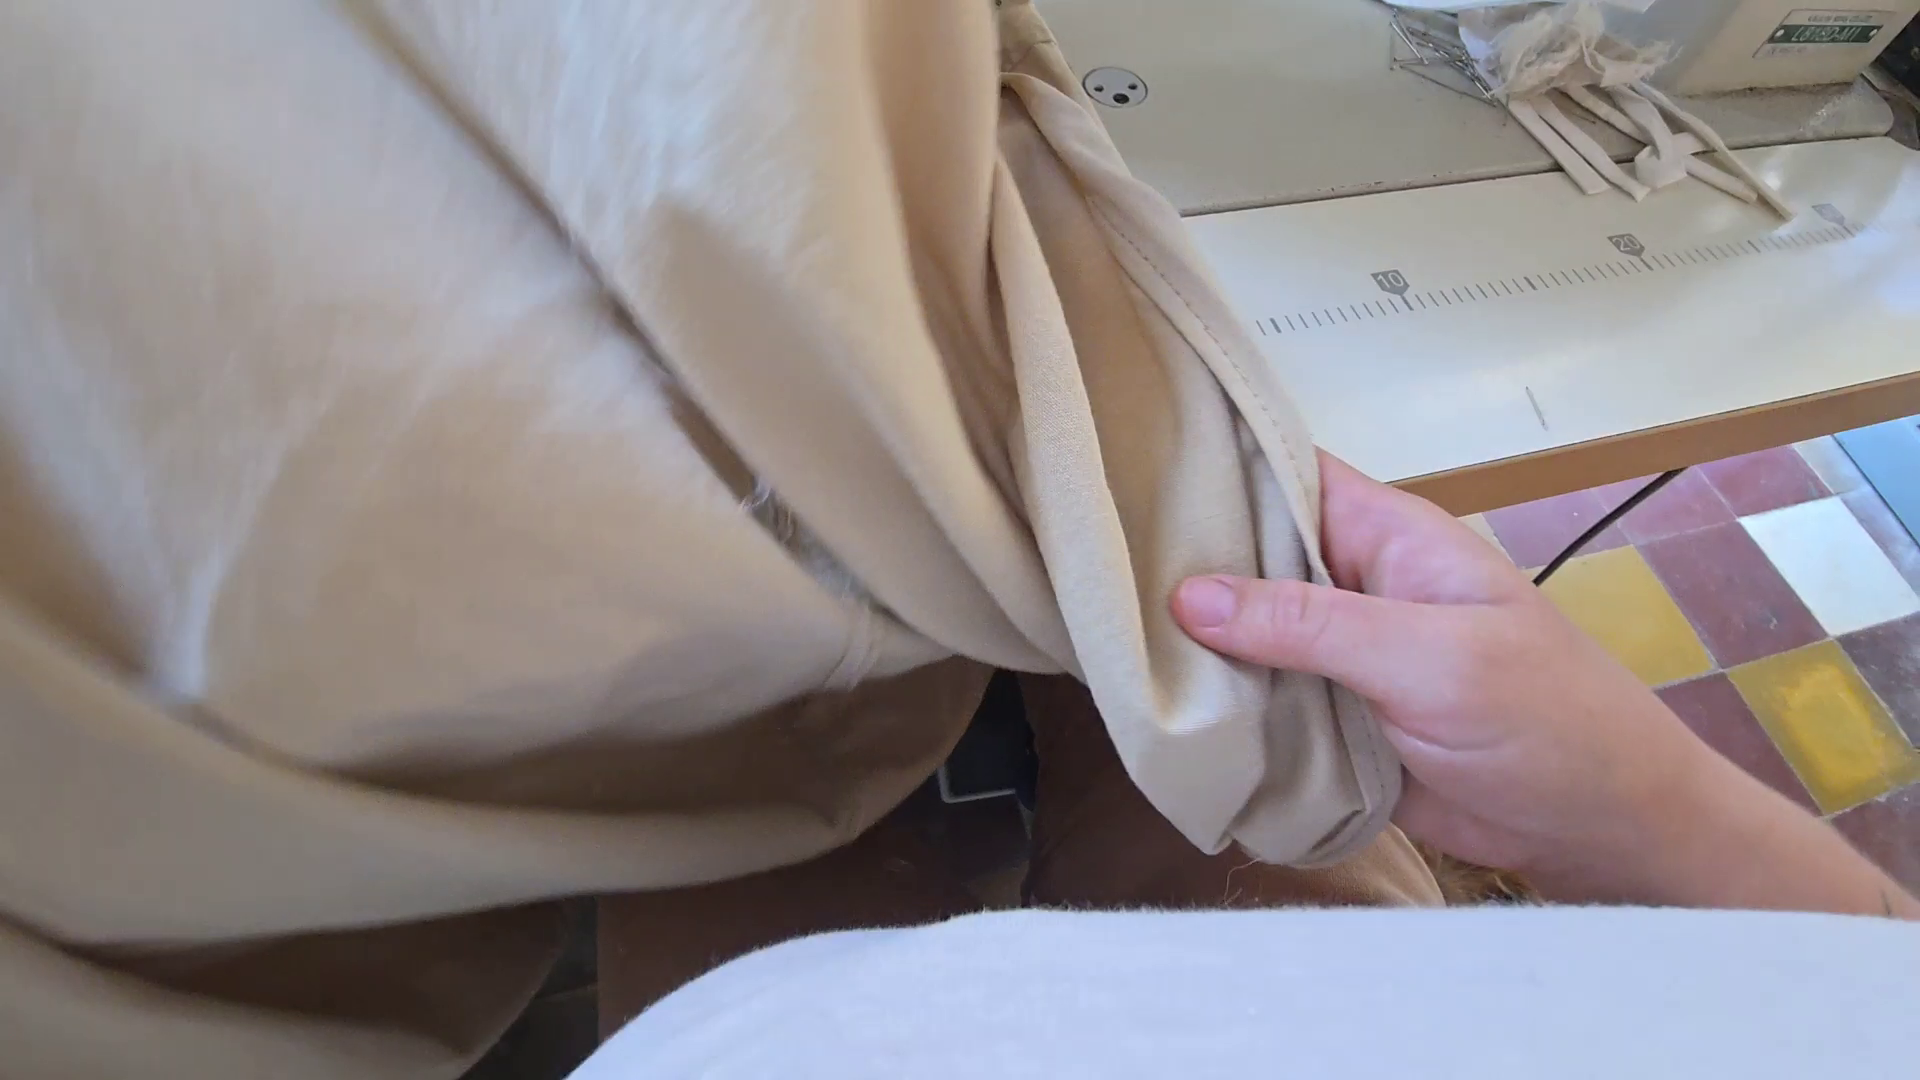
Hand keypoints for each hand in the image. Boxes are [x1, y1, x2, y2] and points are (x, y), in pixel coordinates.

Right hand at [1170, 453, 1918, 914]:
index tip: (1134, 470)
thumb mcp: (1430, 659)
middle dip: (1181, 555)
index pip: (1286, 472)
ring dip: (1188, 630)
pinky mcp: (1315, 704)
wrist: (1598, 837)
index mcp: (1380, 533)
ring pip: (1239, 622)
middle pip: (1246, 550)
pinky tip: (1151, 686)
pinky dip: (1210, 686)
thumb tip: (1185, 597)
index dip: (1216, 464)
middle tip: (1101, 559)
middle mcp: (1342, 579)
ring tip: (1105, 621)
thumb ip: (1310, 624)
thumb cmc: (1544, 720)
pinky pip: (1250, 683)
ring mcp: (1325, 646)